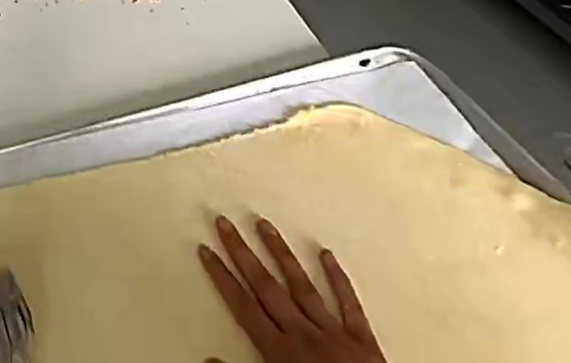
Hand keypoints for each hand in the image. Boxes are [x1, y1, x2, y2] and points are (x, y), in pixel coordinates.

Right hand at [199, 216, 386, 362]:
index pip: (242, 304)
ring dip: (280, 253)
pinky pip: (350, 306)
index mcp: (280, 351)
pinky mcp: (365, 341)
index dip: (221, 276)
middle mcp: (303, 334)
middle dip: (241, 251)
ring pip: (301, 285)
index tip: (205, 249)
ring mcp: (335, 334)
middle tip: (224, 222)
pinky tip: (326, 254)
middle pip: (265, 285)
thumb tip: (207, 358)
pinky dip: (338, 279)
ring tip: (263, 224)